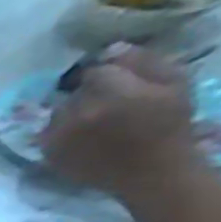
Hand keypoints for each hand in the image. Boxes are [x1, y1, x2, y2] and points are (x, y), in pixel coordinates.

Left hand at [41, 44, 203, 196]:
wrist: (152, 172)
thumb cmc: (169, 124)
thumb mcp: (173, 81)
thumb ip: (141, 60)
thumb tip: (110, 49)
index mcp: (109, 90)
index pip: (95, 71)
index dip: (108, 77)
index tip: (120, 86)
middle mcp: (77, 111)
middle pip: (74, 92)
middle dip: (90, 95)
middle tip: (109, 108)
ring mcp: (59, 134)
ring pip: (59, 112)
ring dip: (73, 115)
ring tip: (95, 126)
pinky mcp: (49, 154)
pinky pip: (47, 134)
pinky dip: (61, 133)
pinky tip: (82, 139)